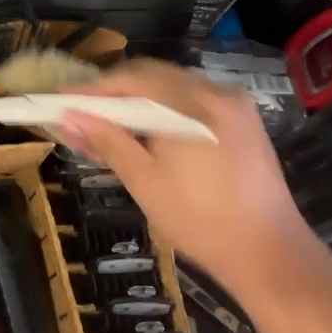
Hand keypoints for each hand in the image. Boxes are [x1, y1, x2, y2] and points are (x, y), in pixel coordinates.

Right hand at [59, 59, 312, 291]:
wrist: (271, 256)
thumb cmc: (201, 220)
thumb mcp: (145, 181)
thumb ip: (107, 140)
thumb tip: (69, 117)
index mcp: (194, 103)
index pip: (131, 79)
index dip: (92, 90)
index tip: (60, 101)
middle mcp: (217, 92)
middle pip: (152, 76)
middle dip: (112, 93)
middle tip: (80, 113)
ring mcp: (234, 105)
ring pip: (171, 88)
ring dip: (136, 102)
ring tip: (107, 125)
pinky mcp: (242, 122)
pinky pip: (191, 102)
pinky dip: (162, 111)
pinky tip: (145, 134)